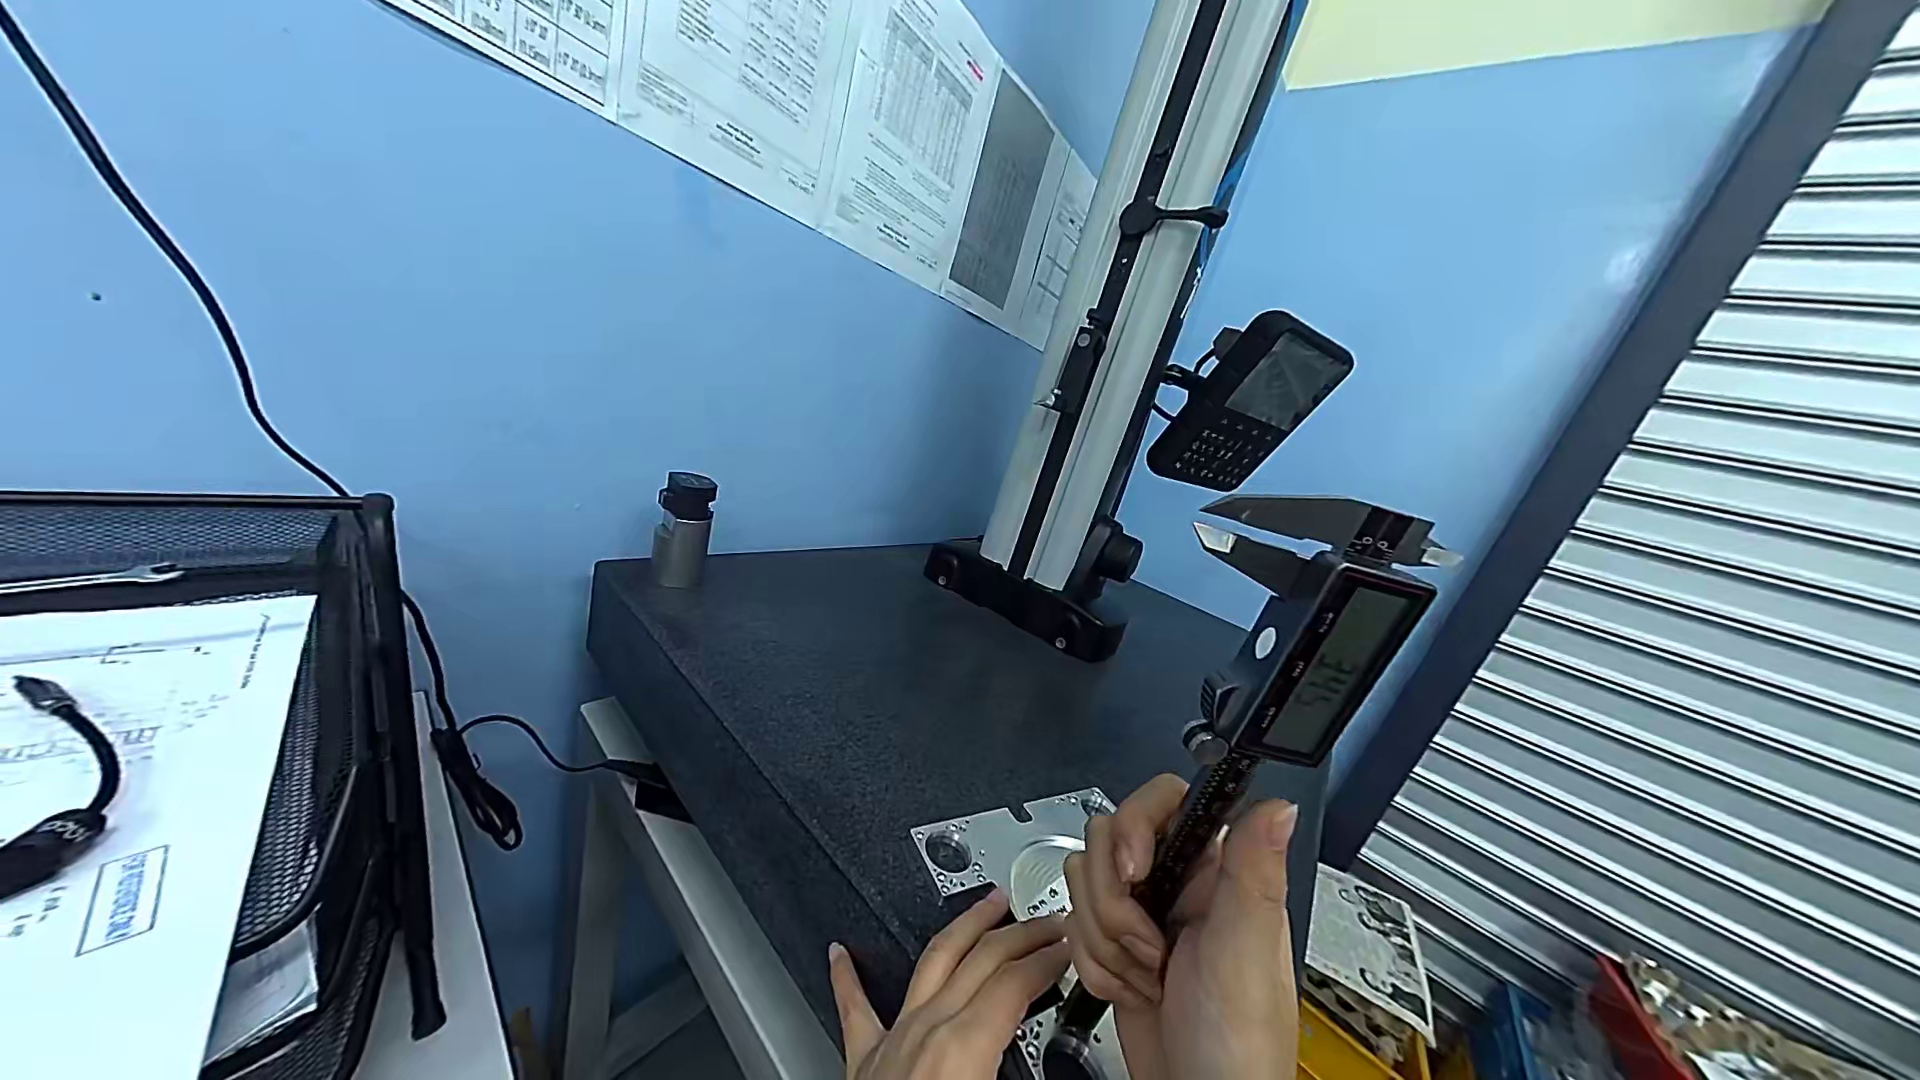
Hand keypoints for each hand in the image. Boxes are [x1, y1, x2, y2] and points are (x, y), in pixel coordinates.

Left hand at [830, 888, 1069, 1079]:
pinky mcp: (863, 1065)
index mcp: (961, 1052)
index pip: (1015, 981)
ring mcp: (892, 1043)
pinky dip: (847, 979)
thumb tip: (1069, 1071)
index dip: (1048, 957)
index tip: (1069, 945)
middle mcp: (924, 1033)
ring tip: (987, 903)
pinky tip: (838, 953)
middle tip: (1048, 920)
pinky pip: (854, 1011)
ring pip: (933, 961)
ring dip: (965, 927)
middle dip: (1021, 932)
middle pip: (982, 958)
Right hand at [1063, 774, 1300, 1079]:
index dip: (1135, 824)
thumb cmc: (1240, 1043)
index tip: (1134, 869)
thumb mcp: (1247, 950)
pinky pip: (1073, 919)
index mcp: (1211, 868)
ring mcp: (1138, 905)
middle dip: (1114, 901)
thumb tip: (1278, 807)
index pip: (1161, 799)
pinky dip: (1094, 962)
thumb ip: (1256, 871)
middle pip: (1107, 837)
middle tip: (1149, 943)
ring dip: (1104, 938)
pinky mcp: (1110, 935)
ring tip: (1146, 971)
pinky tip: (1131, 987)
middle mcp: (1172, 877)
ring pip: (1084, 876)